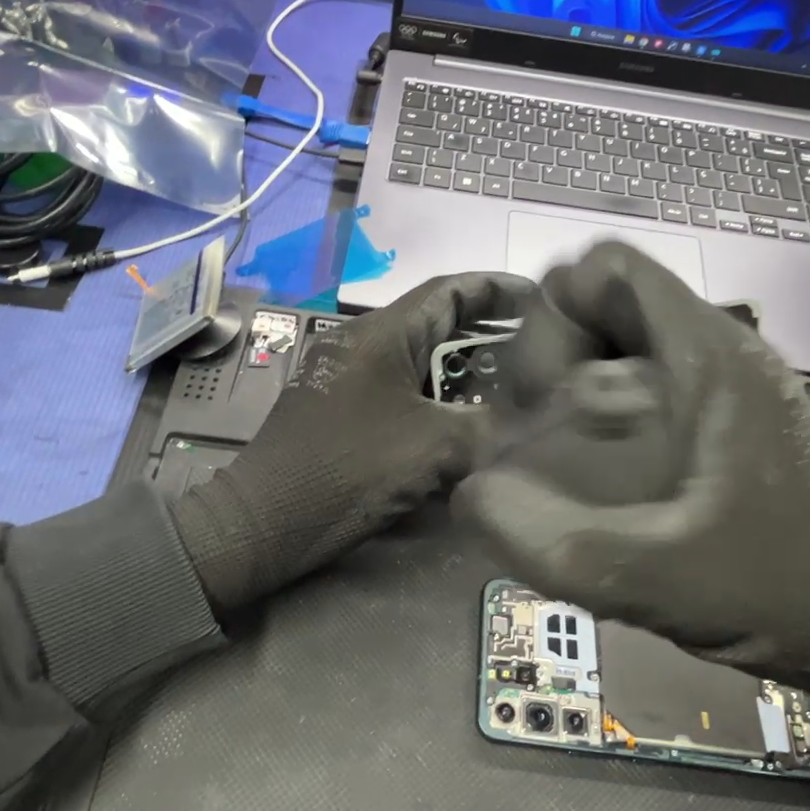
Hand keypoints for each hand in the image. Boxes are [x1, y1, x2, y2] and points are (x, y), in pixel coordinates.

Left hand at [171, 272, 532, 615]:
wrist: (267, 520)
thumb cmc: (349, 470)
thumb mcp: (433, 446)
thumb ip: (490, 425)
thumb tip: (538, 417)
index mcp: (381, 334)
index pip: (449, 290)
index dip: (499, 290)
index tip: (543, 301)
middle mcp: (364, 346)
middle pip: (437, 326)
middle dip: (489, 338)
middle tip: (538, 356)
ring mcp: (350, 380)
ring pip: (421, 365)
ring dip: (465, 377)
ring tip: (513, 393)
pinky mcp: (344, 415)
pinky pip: (402, 395)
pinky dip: (438, 405)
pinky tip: (468, 428)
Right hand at [454, 243, 809, 799]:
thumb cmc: (765, 589)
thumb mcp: (644, 578)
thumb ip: (546, 540)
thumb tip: (470, 493)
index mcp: (706, 359)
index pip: (607, 269)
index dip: (552, 315)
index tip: (538, 393)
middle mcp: (714, 350)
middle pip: (602, 299)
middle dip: (551, 353)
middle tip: (539, 428)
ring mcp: (722, 381)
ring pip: (618, 338)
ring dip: (572, 381)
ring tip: (559, 450)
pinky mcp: (723, 413)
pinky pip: (641, 377)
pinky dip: (601, 405)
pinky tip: (595, 467)